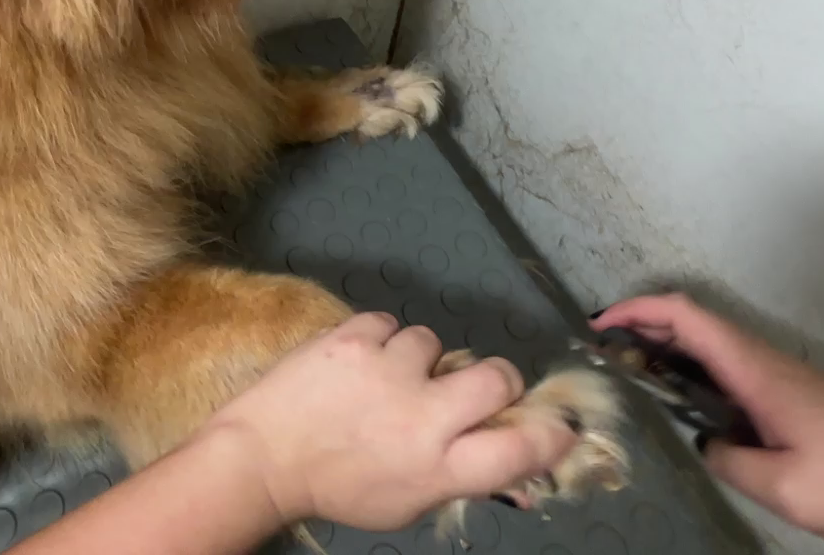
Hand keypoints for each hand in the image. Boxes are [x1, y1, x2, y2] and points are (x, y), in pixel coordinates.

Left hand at [198, 312, 575, 531]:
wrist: (267, 452)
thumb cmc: (339, 486)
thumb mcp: (407, 503)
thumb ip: (456, 475)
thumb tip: (506, 460)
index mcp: (438, 467)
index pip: (519, 449)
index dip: (548, 436)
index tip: (556, 425)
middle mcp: (421, 415)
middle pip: (494, 378)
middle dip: (495, 378)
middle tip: (472, 384)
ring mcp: (385, 369)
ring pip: (432, 340)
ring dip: (418, 358)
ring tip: (387, 375)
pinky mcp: (351, 336)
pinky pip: (389, 322)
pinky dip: (380, 339)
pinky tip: (360, 359)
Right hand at [594, 294, 823, 553]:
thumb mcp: (785, 488)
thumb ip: (726, 459)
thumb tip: (705, 442)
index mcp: (754, 368)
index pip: (682, 313)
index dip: (634, 308)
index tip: (597, 325)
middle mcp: (766, 362)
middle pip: (692, 323)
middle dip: (642, 329)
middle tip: (608, 357)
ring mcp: (789, 380)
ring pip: (714, 349)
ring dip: (671, 355)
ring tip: (643, 386)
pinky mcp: (807, 401)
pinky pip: (737, 374)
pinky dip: (701, 378)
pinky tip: (702, 416)